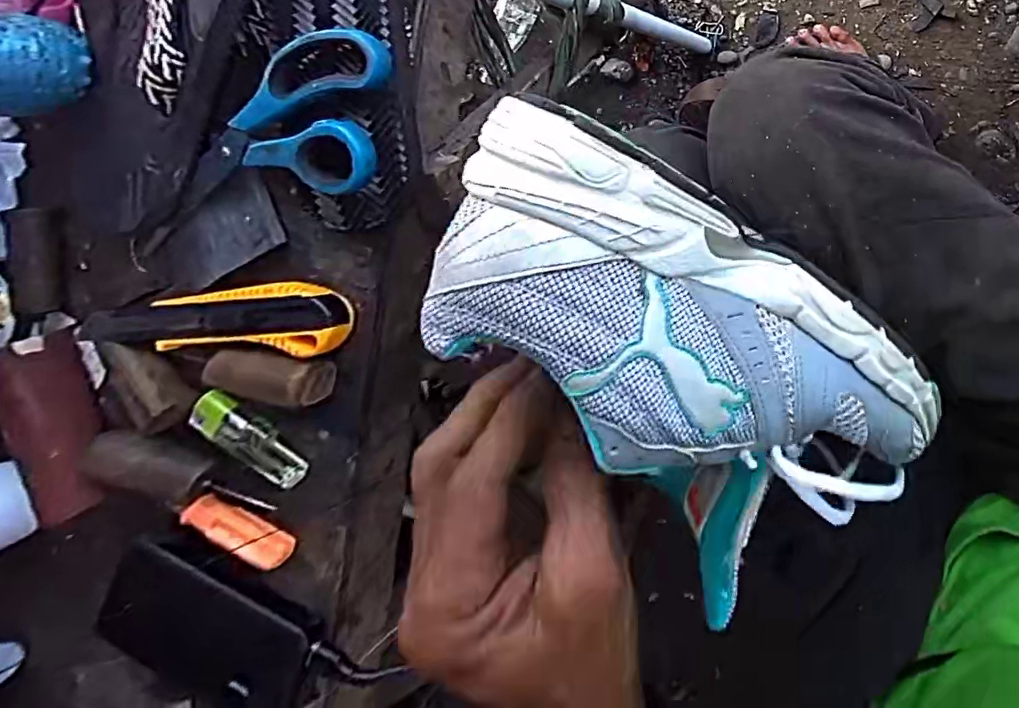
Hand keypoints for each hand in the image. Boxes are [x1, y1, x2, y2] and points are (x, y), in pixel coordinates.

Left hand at [398, 356, 638, 707]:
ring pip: (445, 467)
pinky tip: (530, 410)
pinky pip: (471, 479)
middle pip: (438, 468)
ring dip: (488, 414)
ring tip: (533, 374)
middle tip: (534, 359)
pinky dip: (500, 438)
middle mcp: (424, 582)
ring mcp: (437, 568)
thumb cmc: (590, 659)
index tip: (550, 374)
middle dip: (486, 404)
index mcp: (447, 602)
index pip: (470, 484)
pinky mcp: (462, 554)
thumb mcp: (594, 571)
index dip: (511, 421)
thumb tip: (568, 409)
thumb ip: (575, 486)